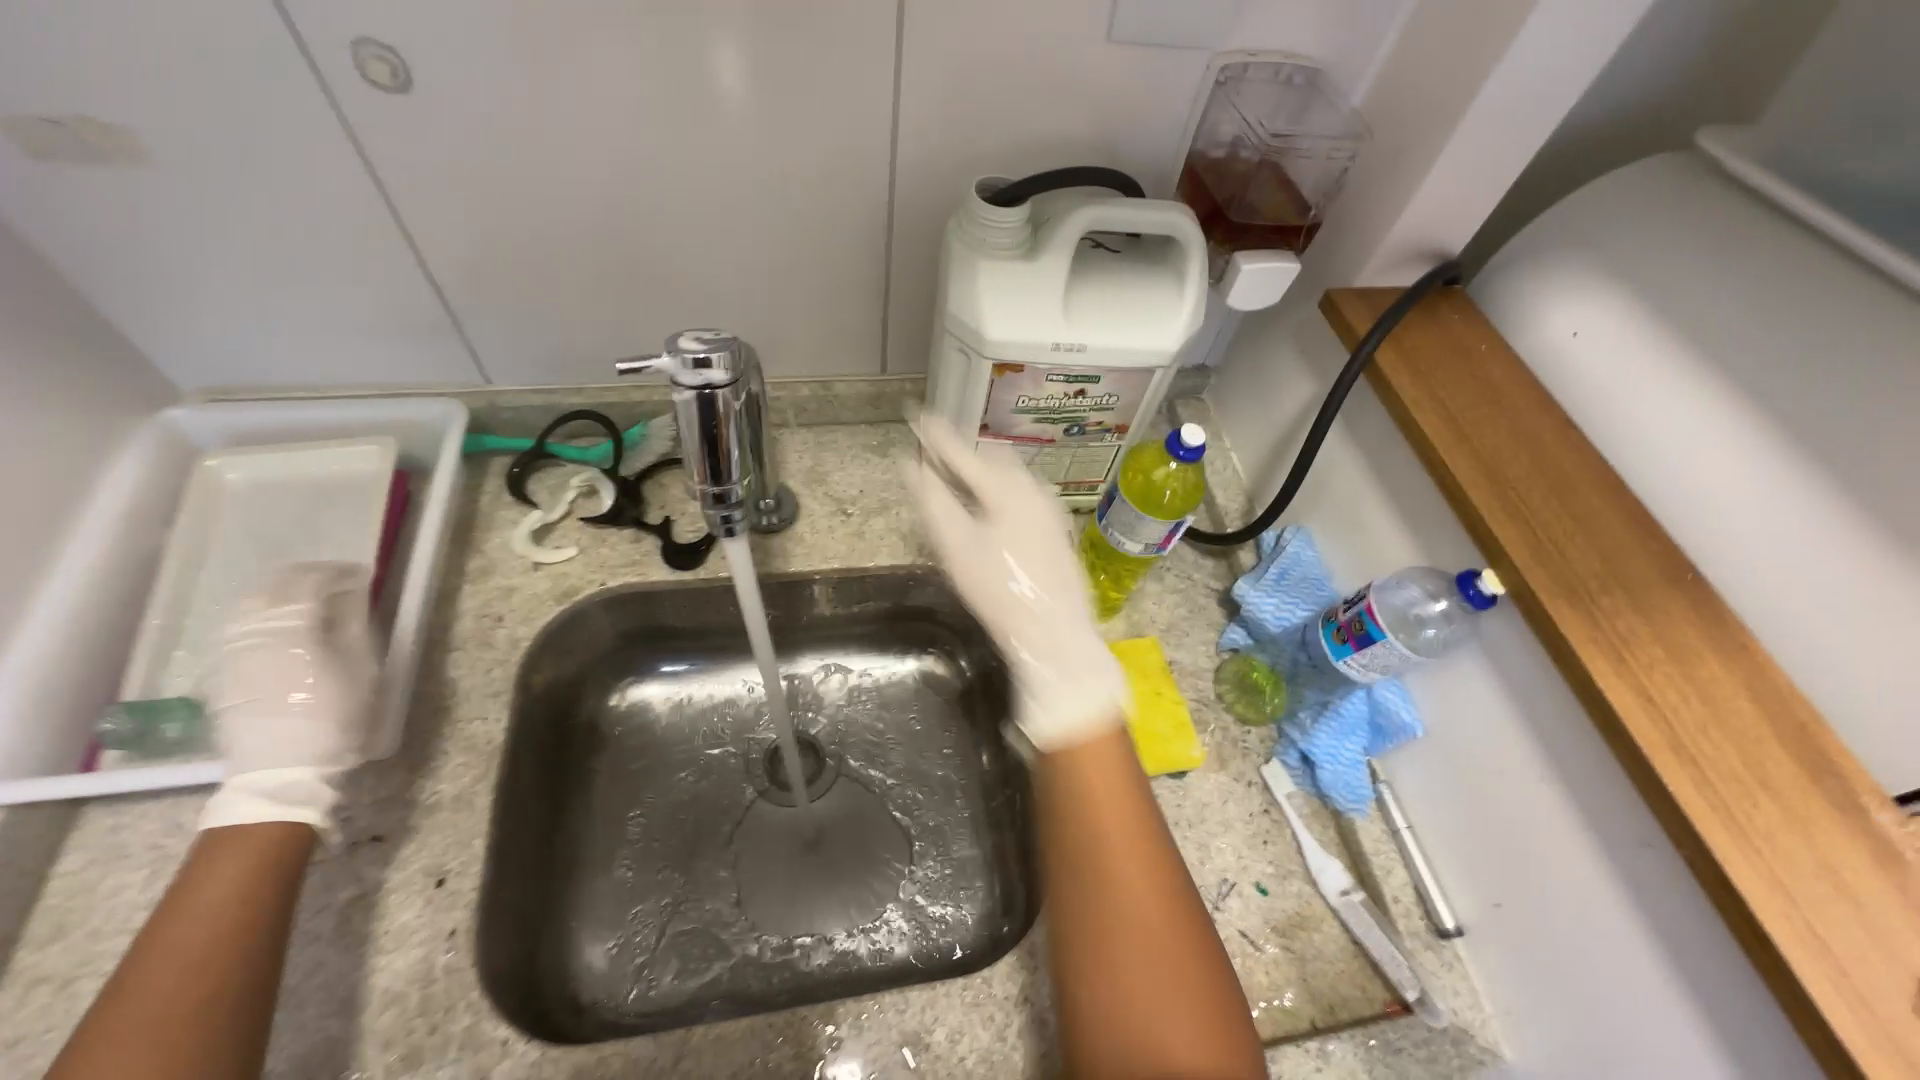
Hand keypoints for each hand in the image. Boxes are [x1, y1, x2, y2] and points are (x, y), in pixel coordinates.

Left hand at [198, 562, 378, 837]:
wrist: (283, 768)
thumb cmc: (335, 717)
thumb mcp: (362, 668)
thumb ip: (354, 623)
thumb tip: (352, 592)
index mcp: (293, 626)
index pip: (311, 579)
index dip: (338, 572)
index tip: (361, 576)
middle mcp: (254, 629)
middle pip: (276, 586)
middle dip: (308, 579)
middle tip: (337, 585)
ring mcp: (232, 648)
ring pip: (253, 604)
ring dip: (283, 597)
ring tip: (310, 606)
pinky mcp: (223, 667)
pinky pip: (242, 627)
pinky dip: (265, 618)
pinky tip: (284, 631)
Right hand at [906, 415, 1128, 752]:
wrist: (1055, 632)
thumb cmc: (999, 592)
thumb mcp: (956, 547)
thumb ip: (933, 501)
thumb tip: (912, 465)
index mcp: (1006, 489)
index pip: (963, 452)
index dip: (936, 435)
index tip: (916, 414)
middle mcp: (1033, 489)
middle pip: (992, 458)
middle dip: (963, 451)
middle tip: (935, 450)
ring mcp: (1050, 509)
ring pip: (1012, 476)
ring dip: (984, 471)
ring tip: (958, 477)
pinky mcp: (1057, 529)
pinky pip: (1024, 494)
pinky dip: (1001, 490)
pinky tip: (991, 509)